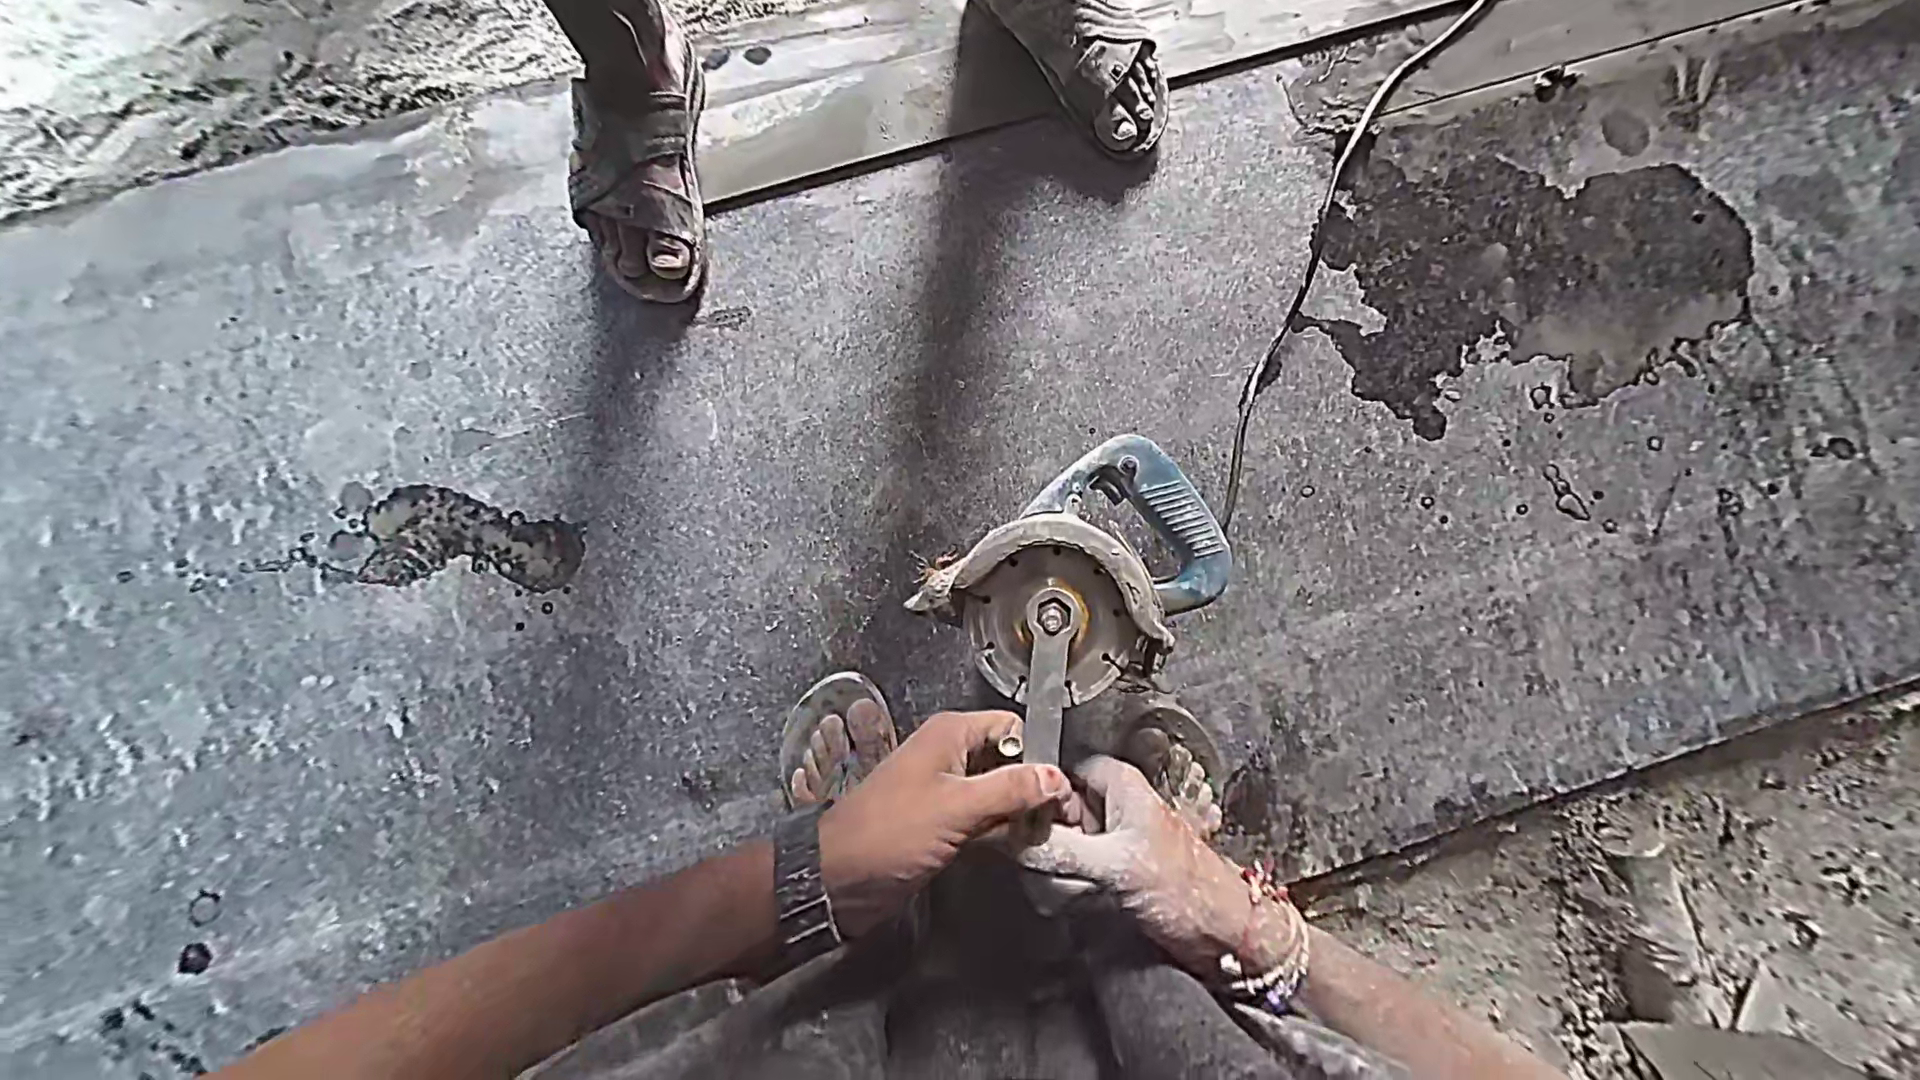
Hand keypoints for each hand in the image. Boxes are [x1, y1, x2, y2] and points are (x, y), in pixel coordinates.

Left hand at [818, 710, 1071, 935]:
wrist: (836, 879)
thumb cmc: (889, 832)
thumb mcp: (955, 807)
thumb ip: (1010, 789)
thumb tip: (1056, 777)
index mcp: (951, 734)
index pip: (1012, 728)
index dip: (1037, 755)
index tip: (1059, 791)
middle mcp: (951, 754)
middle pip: (1009, 759)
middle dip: (1035, 787)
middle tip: (1063, 820)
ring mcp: (948, 789)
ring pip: (999, 791)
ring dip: (1023, 812)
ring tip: (1049, 836)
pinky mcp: (945, 820)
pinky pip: (985, 817)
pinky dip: (1004, 830)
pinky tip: (1023, 847)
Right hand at [1020, 755, 1300, 976]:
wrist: (1220, 935)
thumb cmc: (1188, 889)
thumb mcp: (1117, 864)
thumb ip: (1061, 850)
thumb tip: (1013, 838)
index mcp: (1117, 781)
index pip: (1059, 767)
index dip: (1038, 788)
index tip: (1019, 812)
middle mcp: (1109, 800)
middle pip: (1054, 804)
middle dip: (1044, 834)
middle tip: (1040, 857)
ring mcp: (1107, 833)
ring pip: (1057, 836)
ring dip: (1053, 862)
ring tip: (1067, 883)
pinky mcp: (1106, 863)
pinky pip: (1068, 862)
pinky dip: (1063, 878)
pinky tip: (1071, 895)